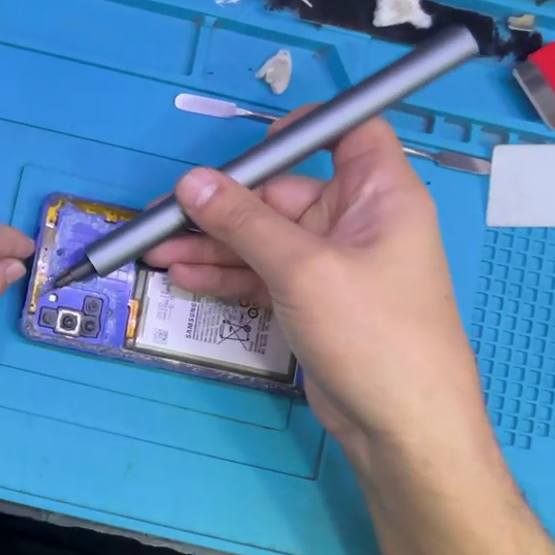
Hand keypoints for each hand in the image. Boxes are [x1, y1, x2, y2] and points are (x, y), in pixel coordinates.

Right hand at [142, 110, 492, 466]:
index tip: (246, 143)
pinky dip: (221, 275)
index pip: (348, 135)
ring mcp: (326, 264)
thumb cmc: (370, 331)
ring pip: (259, 238)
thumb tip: (189, 182)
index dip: (303, 129)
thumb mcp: (300, 268)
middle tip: (164, 217)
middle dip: (221, 207)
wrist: (399, 425)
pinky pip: (256, 273)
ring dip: (209, 246)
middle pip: (279, 194)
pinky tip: (181, 276)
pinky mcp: (306, 299)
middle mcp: (352, 222)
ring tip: (155, 253)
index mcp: (377, 196)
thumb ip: (241, 222)